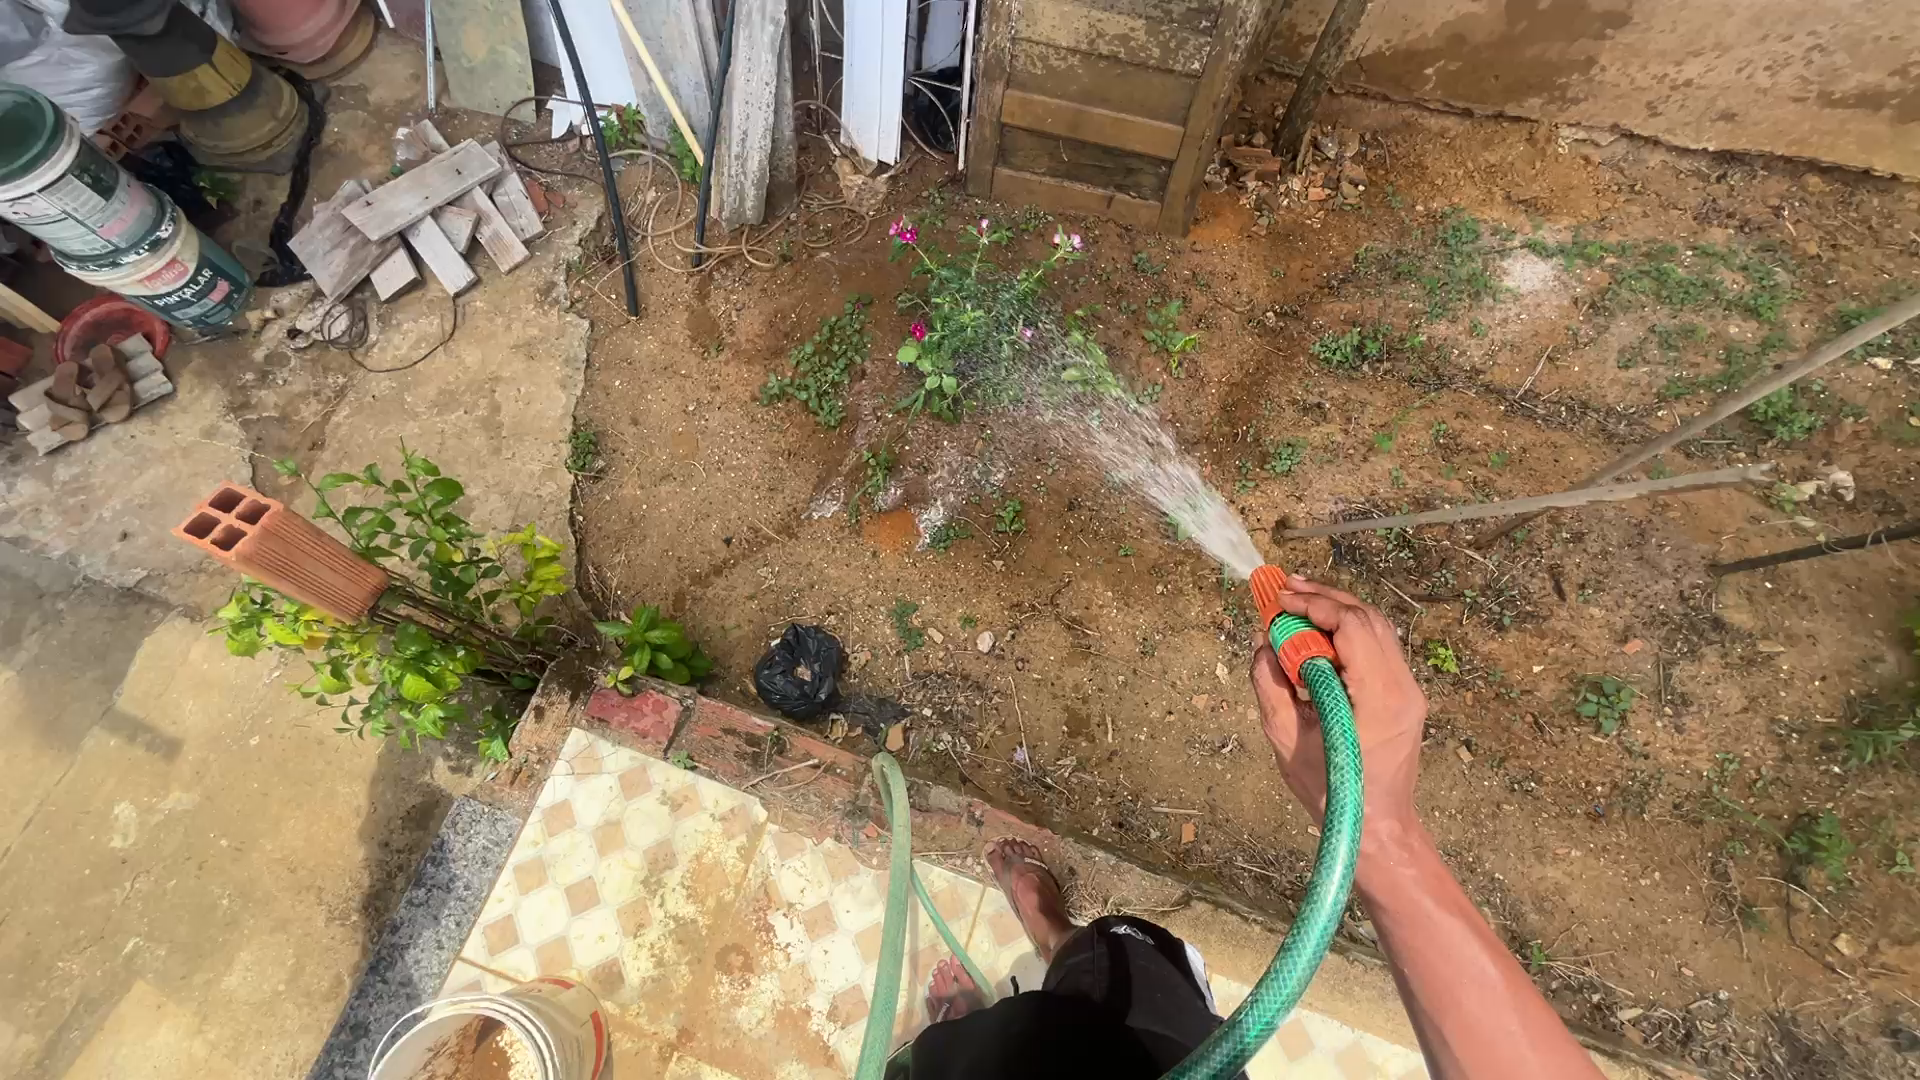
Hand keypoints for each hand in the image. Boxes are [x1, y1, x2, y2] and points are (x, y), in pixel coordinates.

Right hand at [1249, 574, 1426, 836]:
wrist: (1377, 827)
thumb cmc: (1329, 791)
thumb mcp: (1285, 737)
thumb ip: (1270, 685)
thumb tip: (1262, 642)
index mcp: (1379, 697)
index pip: (1353, 627)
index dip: (1314, 605)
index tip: (1278, 602)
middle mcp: (1403, 687)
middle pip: (1368, 619)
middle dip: (1324, 598)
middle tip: (1284, 589)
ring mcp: (1409, 690)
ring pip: (1376, 628)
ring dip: (1336, 610)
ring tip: (1297, 600)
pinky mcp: (1404, 695)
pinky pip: (1376, 647)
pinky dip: (1346, 631)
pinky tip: (1318, 629)